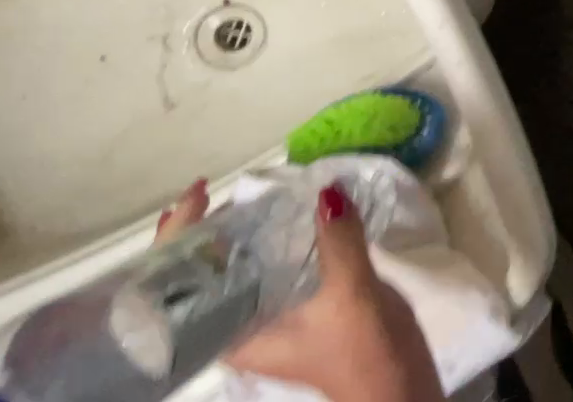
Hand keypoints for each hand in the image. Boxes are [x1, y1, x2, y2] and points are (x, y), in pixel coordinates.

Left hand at [156, 181, 441, 401]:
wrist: (394, 381)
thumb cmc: (360, 348)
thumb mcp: (349, 294)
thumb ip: (338, 243)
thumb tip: (327, 190)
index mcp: (226, 334)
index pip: (179, 284)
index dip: (179, 239)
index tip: (196, 196)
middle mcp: (234, 325)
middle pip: (200, 274)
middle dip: (204, 232)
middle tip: (219, 190)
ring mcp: (264, 318)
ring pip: (234, 271)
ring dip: (236, 235)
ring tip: (248, 198)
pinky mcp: (293, 309)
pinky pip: (268, 269)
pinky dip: (271, 242)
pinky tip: (289, 220)